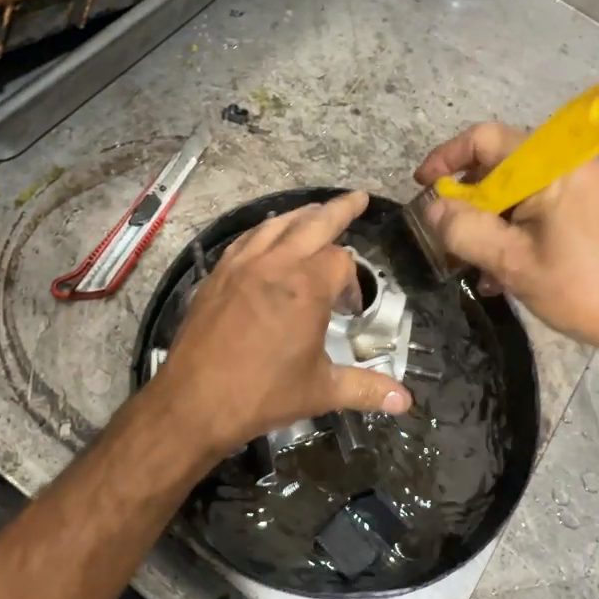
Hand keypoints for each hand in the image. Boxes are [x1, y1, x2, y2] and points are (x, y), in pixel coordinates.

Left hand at [151, 191, 412, 458]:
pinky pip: (246, 239)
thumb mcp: (320, 391)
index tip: (349, 311)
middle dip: (339, 209)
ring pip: (276, 224)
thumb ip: (365, 388)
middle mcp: (275, 264)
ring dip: (301, 216)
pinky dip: (265, 231)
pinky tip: (268, 237)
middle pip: (313, 223)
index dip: (353, 283)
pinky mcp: (217, 275)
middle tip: (357, 198)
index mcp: (306, 287)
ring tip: (316, 212)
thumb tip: (404, 401)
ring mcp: (241, 265)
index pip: (341, 262)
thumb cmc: (261, 394)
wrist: (194, 400)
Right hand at [415, 123, 598, 363]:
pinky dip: (515, 229)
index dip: (447, 158)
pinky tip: (503, 271)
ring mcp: (585, 188)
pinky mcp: (592, 211)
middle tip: (447, 233)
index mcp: (552, 166)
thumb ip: (465, 230)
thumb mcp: (512, 263)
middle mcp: (570, 166)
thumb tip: (432, 208)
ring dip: (489, 221)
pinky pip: (540, 207)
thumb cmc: (582, 289)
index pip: (485, 138)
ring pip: (518, 190)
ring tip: (472, 262)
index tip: (423, 187)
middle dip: (467, 199)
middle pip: (500, 164)